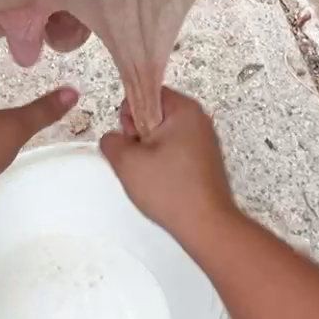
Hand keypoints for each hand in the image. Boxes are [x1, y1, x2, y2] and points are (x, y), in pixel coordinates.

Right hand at [99, 86, 238, 237]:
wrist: (207, 225)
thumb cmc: (169, 188)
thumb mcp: (127, 161)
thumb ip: (111, 141)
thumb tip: (113, 139)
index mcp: (183, 109)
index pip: (147, 93)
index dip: (130, 113)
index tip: (130, 137)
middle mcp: (198, 119)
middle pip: (155, 114)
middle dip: (138, 134)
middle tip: (137, 159)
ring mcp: (204, 141)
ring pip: (164, 135)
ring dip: (149, 151)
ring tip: (148, 175)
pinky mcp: (205, 161)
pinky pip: (176, 151)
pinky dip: (163, 163)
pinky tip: (160, 183)